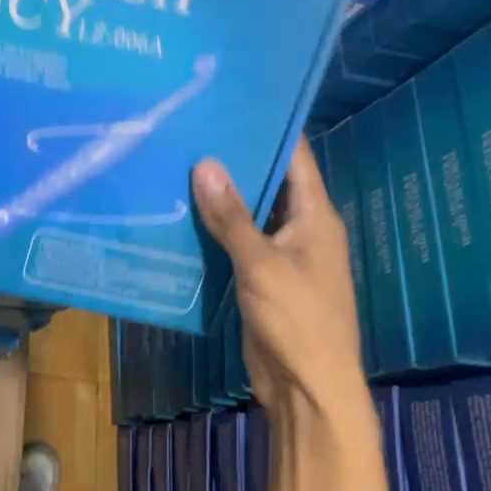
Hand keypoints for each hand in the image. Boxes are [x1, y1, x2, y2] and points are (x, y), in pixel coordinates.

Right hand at [192, 141, 365, 414]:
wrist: (308, 387)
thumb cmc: (297, 318)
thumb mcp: (261, 263)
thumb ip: (232, 216)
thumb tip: (205, 162)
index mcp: (315, 217)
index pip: (295, 158)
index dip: (268, 128)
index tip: (230, 103)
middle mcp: (301, 229)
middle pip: (268, 184)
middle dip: (234, 161)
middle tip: (188, 132)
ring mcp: (282, 256)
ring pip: (249, 216)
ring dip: (220, 198)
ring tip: (175, 165)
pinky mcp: (261, 280)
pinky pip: (237, 245)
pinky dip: (214, 232)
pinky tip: (179, 217)